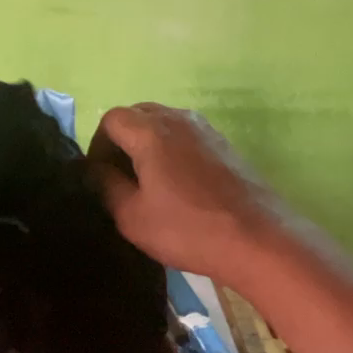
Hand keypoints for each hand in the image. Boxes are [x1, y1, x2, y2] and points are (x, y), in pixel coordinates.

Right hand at [87, 103, 288, 284]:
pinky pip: (186, 136)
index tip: (99, 178)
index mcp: (151, 130)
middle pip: (137, 115)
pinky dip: (172, 151)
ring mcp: (205, 128)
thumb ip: (106, 186)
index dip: (98, 146)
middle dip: (121, 142)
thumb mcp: (133, 217)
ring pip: (164, 123)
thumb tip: (94, 170)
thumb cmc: (188, 228)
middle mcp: (178, 117)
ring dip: (148, 145)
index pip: (111, 119)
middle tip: (120, 180)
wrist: (257, 238)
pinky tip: (178, 187)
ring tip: (148, 185)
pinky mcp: (224, 144)